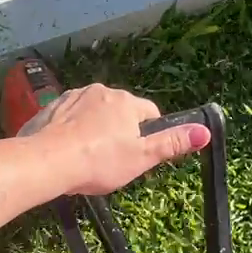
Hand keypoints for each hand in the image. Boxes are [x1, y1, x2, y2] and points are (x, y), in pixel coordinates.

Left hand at [17, 83, 211, 197]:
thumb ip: (172, 143)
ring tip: (87, 158)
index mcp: (125, 101)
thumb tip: (205, 131)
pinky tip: (67, 152)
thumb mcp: (141, 157)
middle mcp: (100, 91)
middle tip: (112, 161)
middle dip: (119, 132)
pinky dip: (71, 130)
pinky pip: (68, 117)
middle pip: (120, 111)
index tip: (138, 155)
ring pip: (93, 113)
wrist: (46, 161)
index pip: (149, 113)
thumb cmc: (98, 161)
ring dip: (94, 129)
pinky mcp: (51, 107)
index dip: (148, 135)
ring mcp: (73, 97)